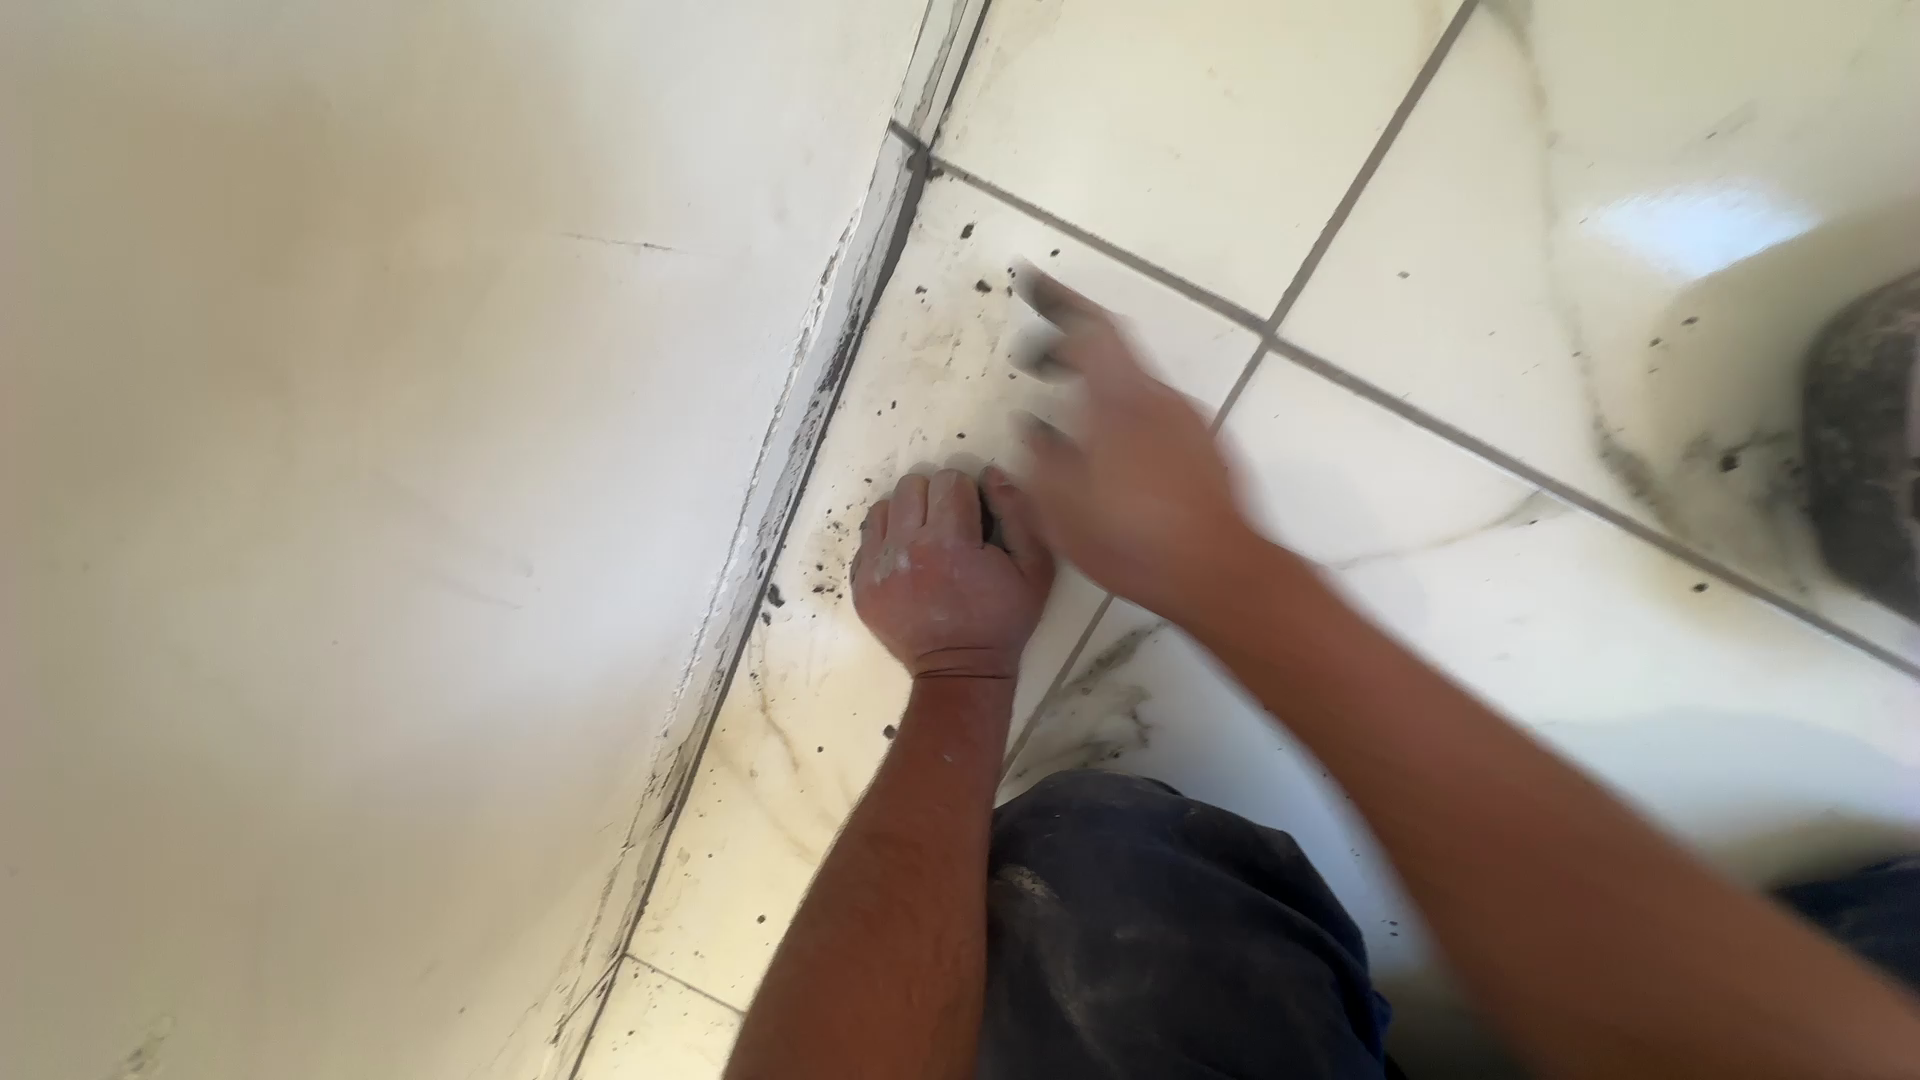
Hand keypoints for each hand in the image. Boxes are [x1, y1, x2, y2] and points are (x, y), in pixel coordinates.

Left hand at [852, 467, 1055, 679]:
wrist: (959, 671)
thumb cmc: (1002, 621)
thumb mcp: (1034, 569)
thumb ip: (1017, 513)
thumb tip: (990, 473)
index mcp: (950, 541)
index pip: (949, 479)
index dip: (966, 494)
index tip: (974, 519)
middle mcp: (906, 547)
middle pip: (912, 486)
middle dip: (933, 499)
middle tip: (948, 527)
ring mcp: (877, 567)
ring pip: (883, 507)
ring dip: (905, 515)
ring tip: (923, 540)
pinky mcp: (860, 584)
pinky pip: (866, 539)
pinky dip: (886, 542)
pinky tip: (906, 562)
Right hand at [1017, 270, 1278, 622]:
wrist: (1221, 573)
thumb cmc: (1133, 542)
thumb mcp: (1063, 509)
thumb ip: (1041, 457)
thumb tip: (1032, 424)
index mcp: (1120, 404)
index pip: (1091, 328)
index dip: (1059, 298)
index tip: (1031, 281)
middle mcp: (1160, 399)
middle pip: (1114, 349)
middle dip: (1071, 344)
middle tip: (1038, 362)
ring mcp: (1188, 421)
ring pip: (1135, 382)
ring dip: (1098, 382)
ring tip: (1068, 411)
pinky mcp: (1206, 446)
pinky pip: (1155, 410)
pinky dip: (1124, 409)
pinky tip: (1111, 451)